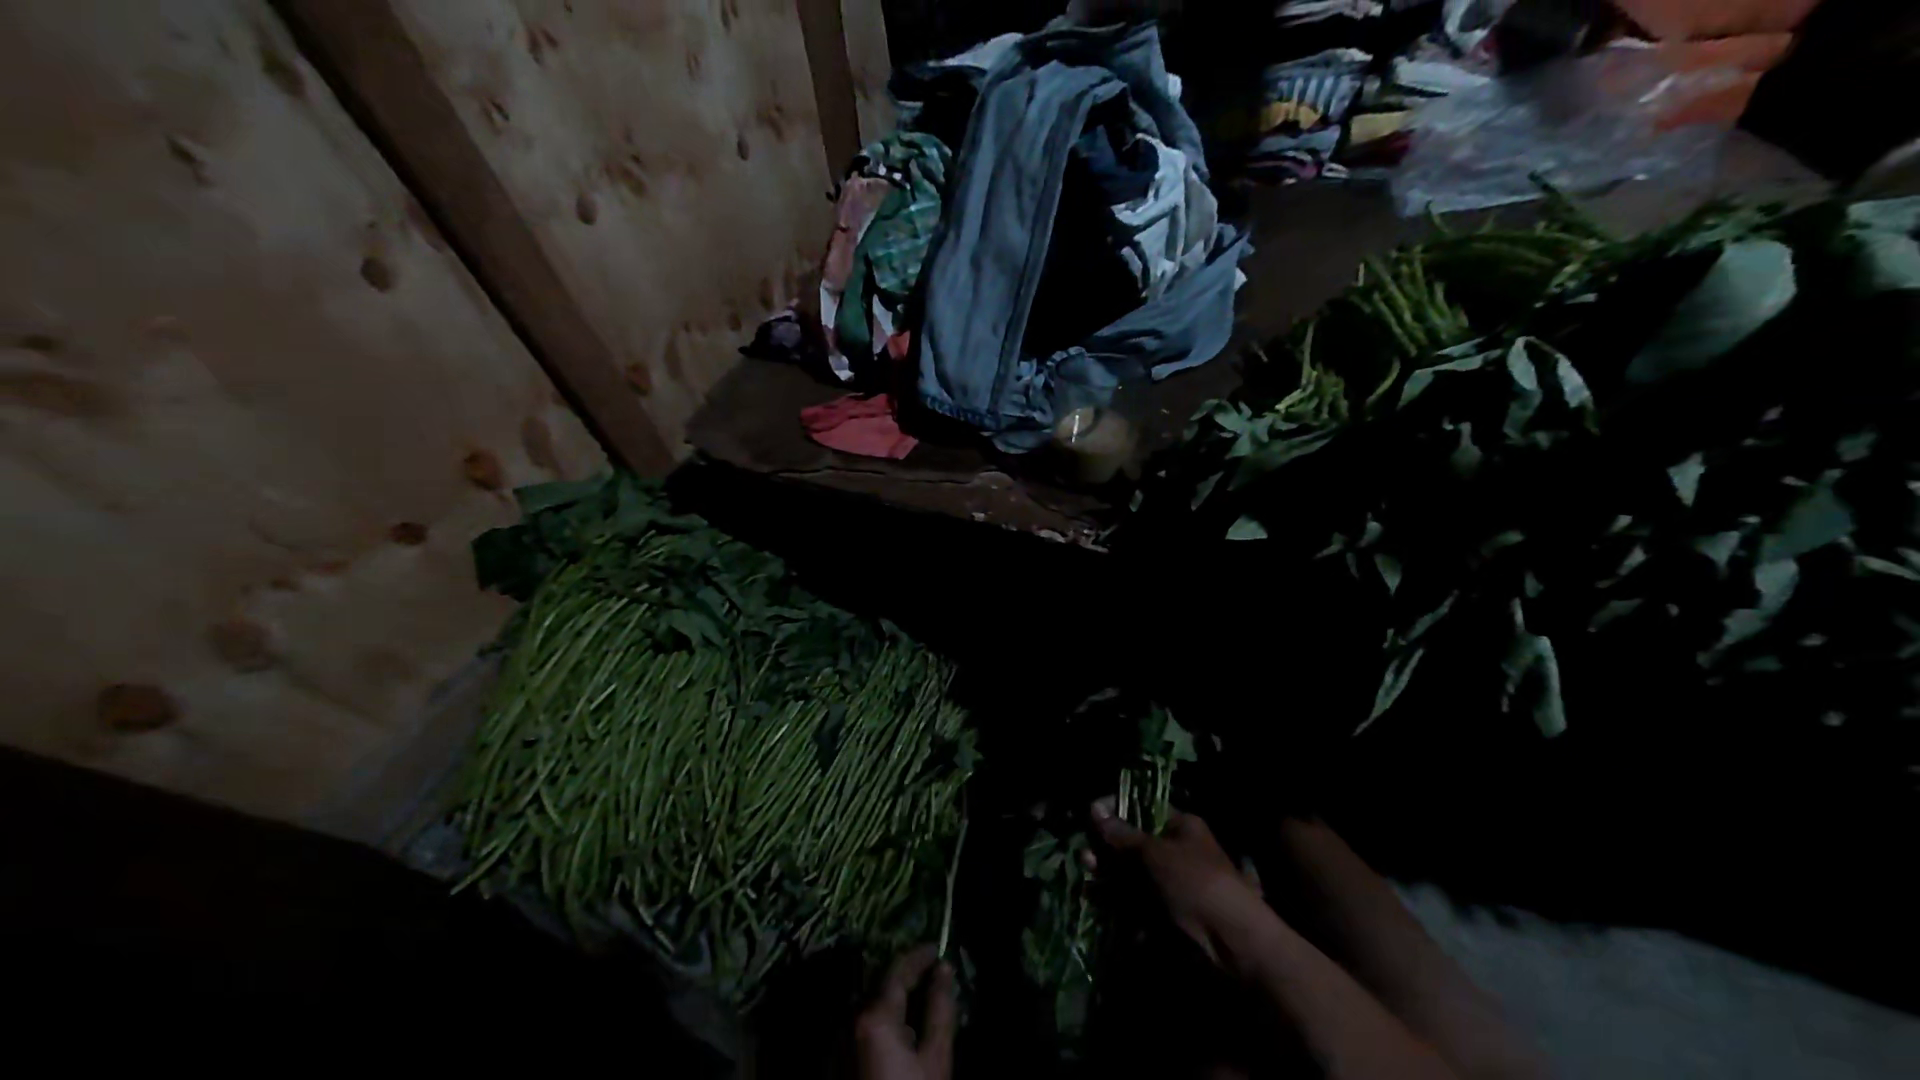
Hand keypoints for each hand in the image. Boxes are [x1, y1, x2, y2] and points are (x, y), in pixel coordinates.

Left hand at [855, 945, 955, 1079]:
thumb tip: (944, 968)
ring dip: (898, 992)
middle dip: (908, 972)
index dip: (920, 954)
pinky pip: (867, 1019)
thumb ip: (939, 1009)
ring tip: (921, 993)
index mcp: (875, 1014)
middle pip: (882, 980)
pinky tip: (904, 1022)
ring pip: (874, 999)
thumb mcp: (935, 1057)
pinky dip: (887, 1011)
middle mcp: (853, 1017)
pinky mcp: (842, 1056)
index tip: (939, 949)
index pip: (898, 967)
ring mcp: (844, 1037)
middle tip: (932, 969)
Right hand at [1086, 799, 1275, 972]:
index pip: (1143, 808)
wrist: (1232, 943)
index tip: (1091, 815)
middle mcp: (1177, 851)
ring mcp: (1172, 882)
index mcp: (1182, 827)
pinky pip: (1136, 898)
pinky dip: (1117, 897)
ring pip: (1132, 872)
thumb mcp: (1155, 854)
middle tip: (1086, 853)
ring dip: (1109, 872)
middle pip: (1135, 842)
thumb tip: (1094, 807)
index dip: (1117, 810)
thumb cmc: (1196, 883)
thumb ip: (1123, 834)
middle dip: (1109, 847)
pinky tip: (1097, 896)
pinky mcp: (1167, 911)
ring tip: (1087, 871)